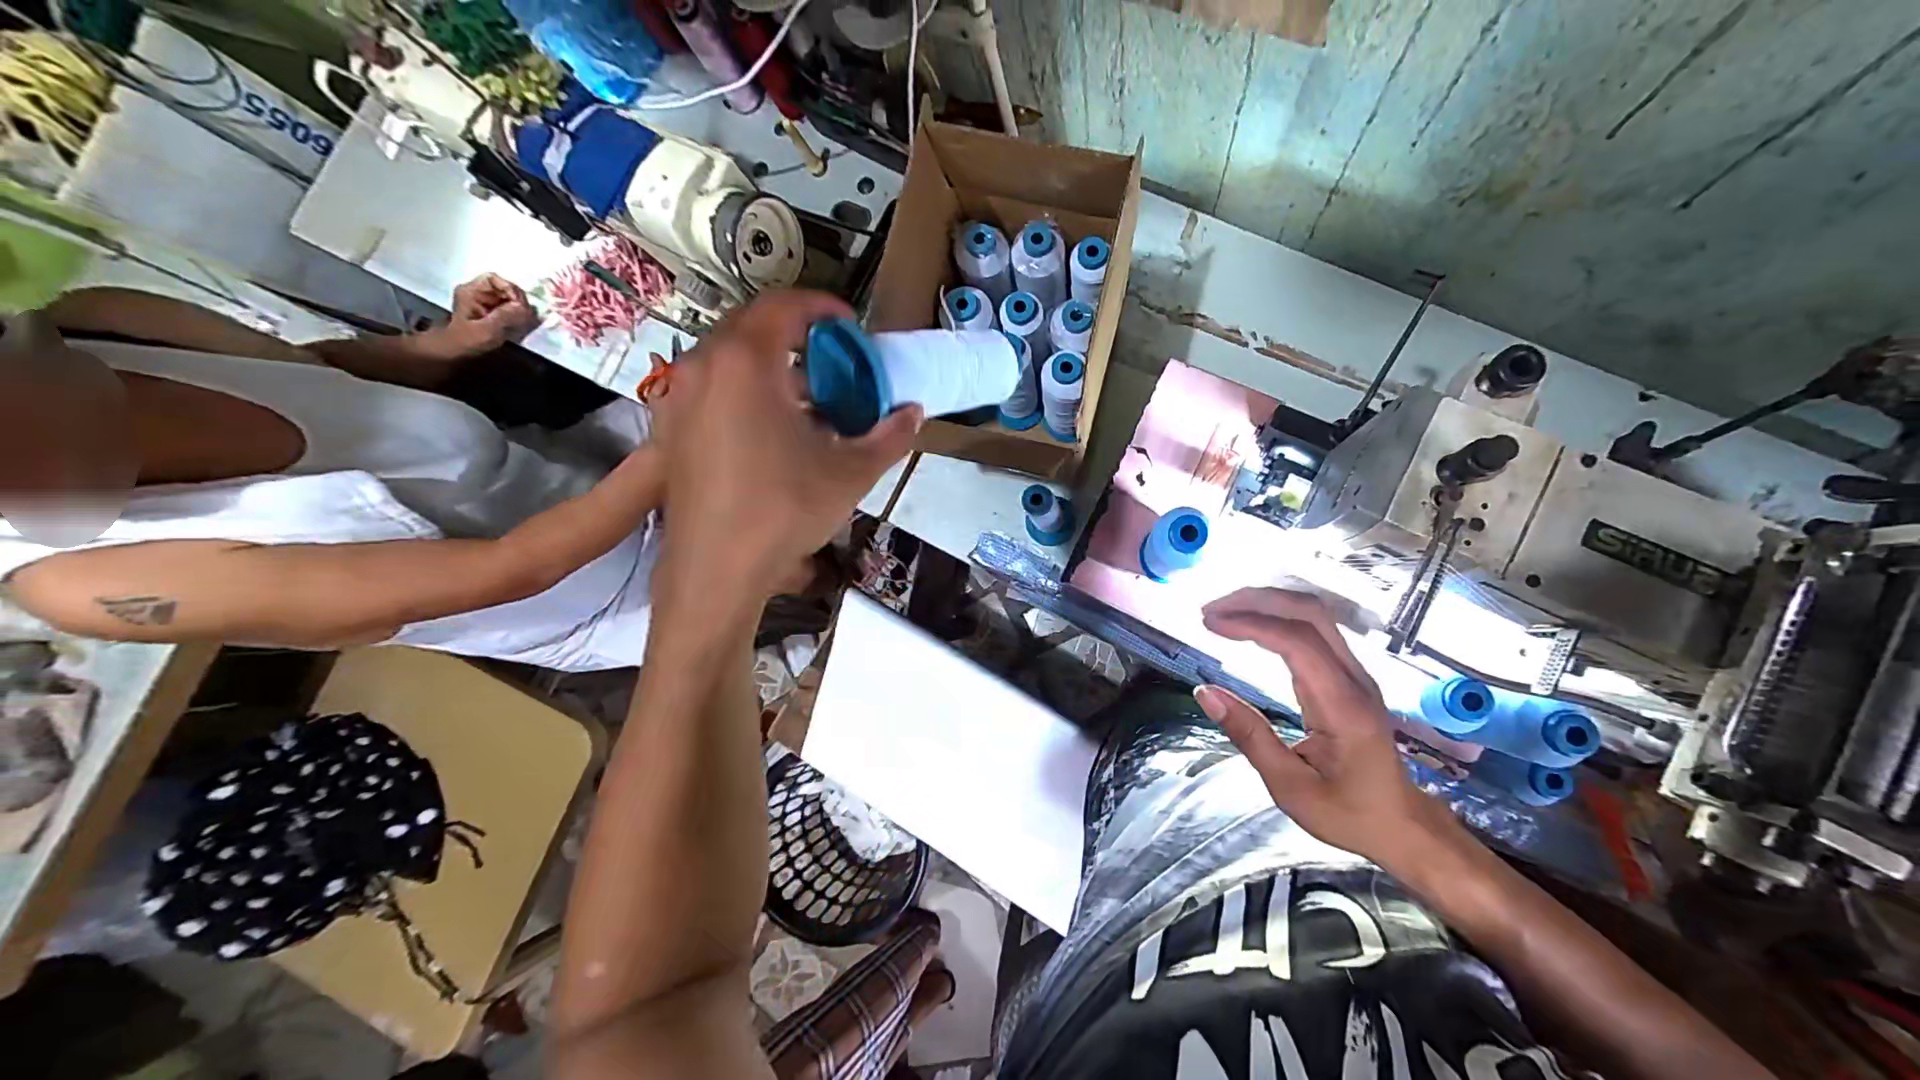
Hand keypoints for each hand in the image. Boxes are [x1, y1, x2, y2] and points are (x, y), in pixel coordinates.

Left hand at [413, 274, 538, 360]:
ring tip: (526, 320)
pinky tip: (522, 322)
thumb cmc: (467, 340)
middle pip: (504, 287)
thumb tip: (525, 307)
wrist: (455, 351)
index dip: (509, 288)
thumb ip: (505, 317)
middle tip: (526, 314)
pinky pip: (510, 306)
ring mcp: (486, 301)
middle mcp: (479, 292)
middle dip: (518, 299)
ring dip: (520, 307)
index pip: (493, 279)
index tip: (520, 304)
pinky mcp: (493, 310)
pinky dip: (519, 313)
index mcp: (471, 291)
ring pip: (509, 297)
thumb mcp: (486, 330)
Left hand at [650, 290, 921, 603]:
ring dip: (769, 365)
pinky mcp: (669, 430)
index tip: (849, 326)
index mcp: (745, 363)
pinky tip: (771, 429)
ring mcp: (678, 399)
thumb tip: (913, 414)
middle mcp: (702, 368)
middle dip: (796, 335)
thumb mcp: (850, 472)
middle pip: (752, 326)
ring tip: (806, 398)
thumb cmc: (785, 511)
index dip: (822, 307)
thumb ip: (889, 436)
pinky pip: (710, 388)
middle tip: (833, 360)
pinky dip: (743, 390)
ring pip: (728, 358)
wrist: (717, 571)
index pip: (784, 307)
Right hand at [1193, 588, 1465, 872]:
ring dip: (1266, 604)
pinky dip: (1277, 618)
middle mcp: (1355, 679)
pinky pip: (1313, 630)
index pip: (1297, 641)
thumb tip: (1204, 692)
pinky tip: (1250, 625)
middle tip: (1209, 611)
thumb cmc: (1348, 813)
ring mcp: (1356, 674)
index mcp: (1343, 706)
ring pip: (1314, 615)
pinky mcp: (1348, 676)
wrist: (1403, 826)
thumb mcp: (1290, 787)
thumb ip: (1248, 736)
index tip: (1209, 623)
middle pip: (1310, 613)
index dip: (1250, 623)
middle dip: (1256, 600)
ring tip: (1222, 613)